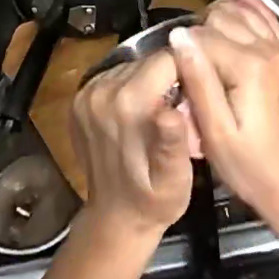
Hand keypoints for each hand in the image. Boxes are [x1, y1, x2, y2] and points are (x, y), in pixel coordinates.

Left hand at [70, 49, 193, 241]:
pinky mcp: (80, 97)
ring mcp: (87, 93)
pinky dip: (131, 86)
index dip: (188, 70)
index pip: (168, 59)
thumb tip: (171, 111)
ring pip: (133, 65)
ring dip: (150, 81)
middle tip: (181, 105)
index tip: (198, 90)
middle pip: (149, 61)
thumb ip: (174, 143)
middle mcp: (102, 90)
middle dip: (169, 77)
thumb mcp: (175, 179)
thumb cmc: (155, 200)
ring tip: (161, 109)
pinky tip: (139, 112)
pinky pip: (116, 75)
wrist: (115, 219)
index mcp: (128, 104)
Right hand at [170, 0, 278, 238]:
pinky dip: (251, 6)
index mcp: (250, 67)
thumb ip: (198, 80)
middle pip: (224, 18)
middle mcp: (269, 50)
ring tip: (201, 36)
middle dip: (200, 31)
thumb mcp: (215, 132)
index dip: (181, 48)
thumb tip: (178, 35)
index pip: (203, 37)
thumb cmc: (250, 167)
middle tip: (185, 60)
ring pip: (245, 13)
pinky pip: (269, 19)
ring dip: (221, 16)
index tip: (171, 69)